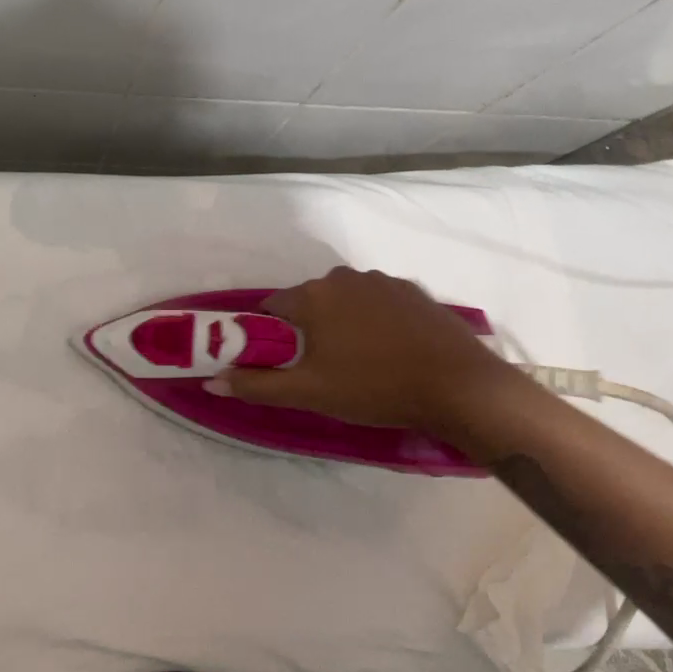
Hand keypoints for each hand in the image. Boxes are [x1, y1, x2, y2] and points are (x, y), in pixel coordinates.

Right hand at [208, 266, 510, 429]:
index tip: (283, 362)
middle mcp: (341, 277)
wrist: (460, 387)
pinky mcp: (414, 291)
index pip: (272, 308)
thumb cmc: (375, 388)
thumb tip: (212, 380)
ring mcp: (381, 281)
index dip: (270, 335)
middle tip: (322, 369)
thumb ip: (256, 384)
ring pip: (344, 301)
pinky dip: (376, 322)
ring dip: (343, 324)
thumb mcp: (309, 393)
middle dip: (308, 330)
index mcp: (312, 296)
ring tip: (361, 363)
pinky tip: (391, 351)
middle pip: (309, 302)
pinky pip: (378, 303)